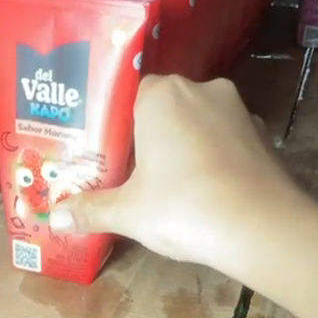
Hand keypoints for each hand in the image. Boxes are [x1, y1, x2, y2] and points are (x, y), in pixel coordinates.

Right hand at [47, 74, 317, 276]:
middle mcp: (201, 89)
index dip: (117, 124)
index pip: (129, 94)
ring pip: (199, 123)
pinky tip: (207, 191)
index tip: (108, 153)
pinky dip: (214, 160)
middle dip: (150, 137)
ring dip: (185, 148)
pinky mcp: (263, 135)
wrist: (261, 228)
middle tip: (132, 173)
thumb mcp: (129, 213)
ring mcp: (238, 110)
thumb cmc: (184, 209)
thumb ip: (91, 210)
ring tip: (170, 186)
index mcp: (162, 95)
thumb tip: (55, 217)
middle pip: (165, 108)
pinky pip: (227, 142)